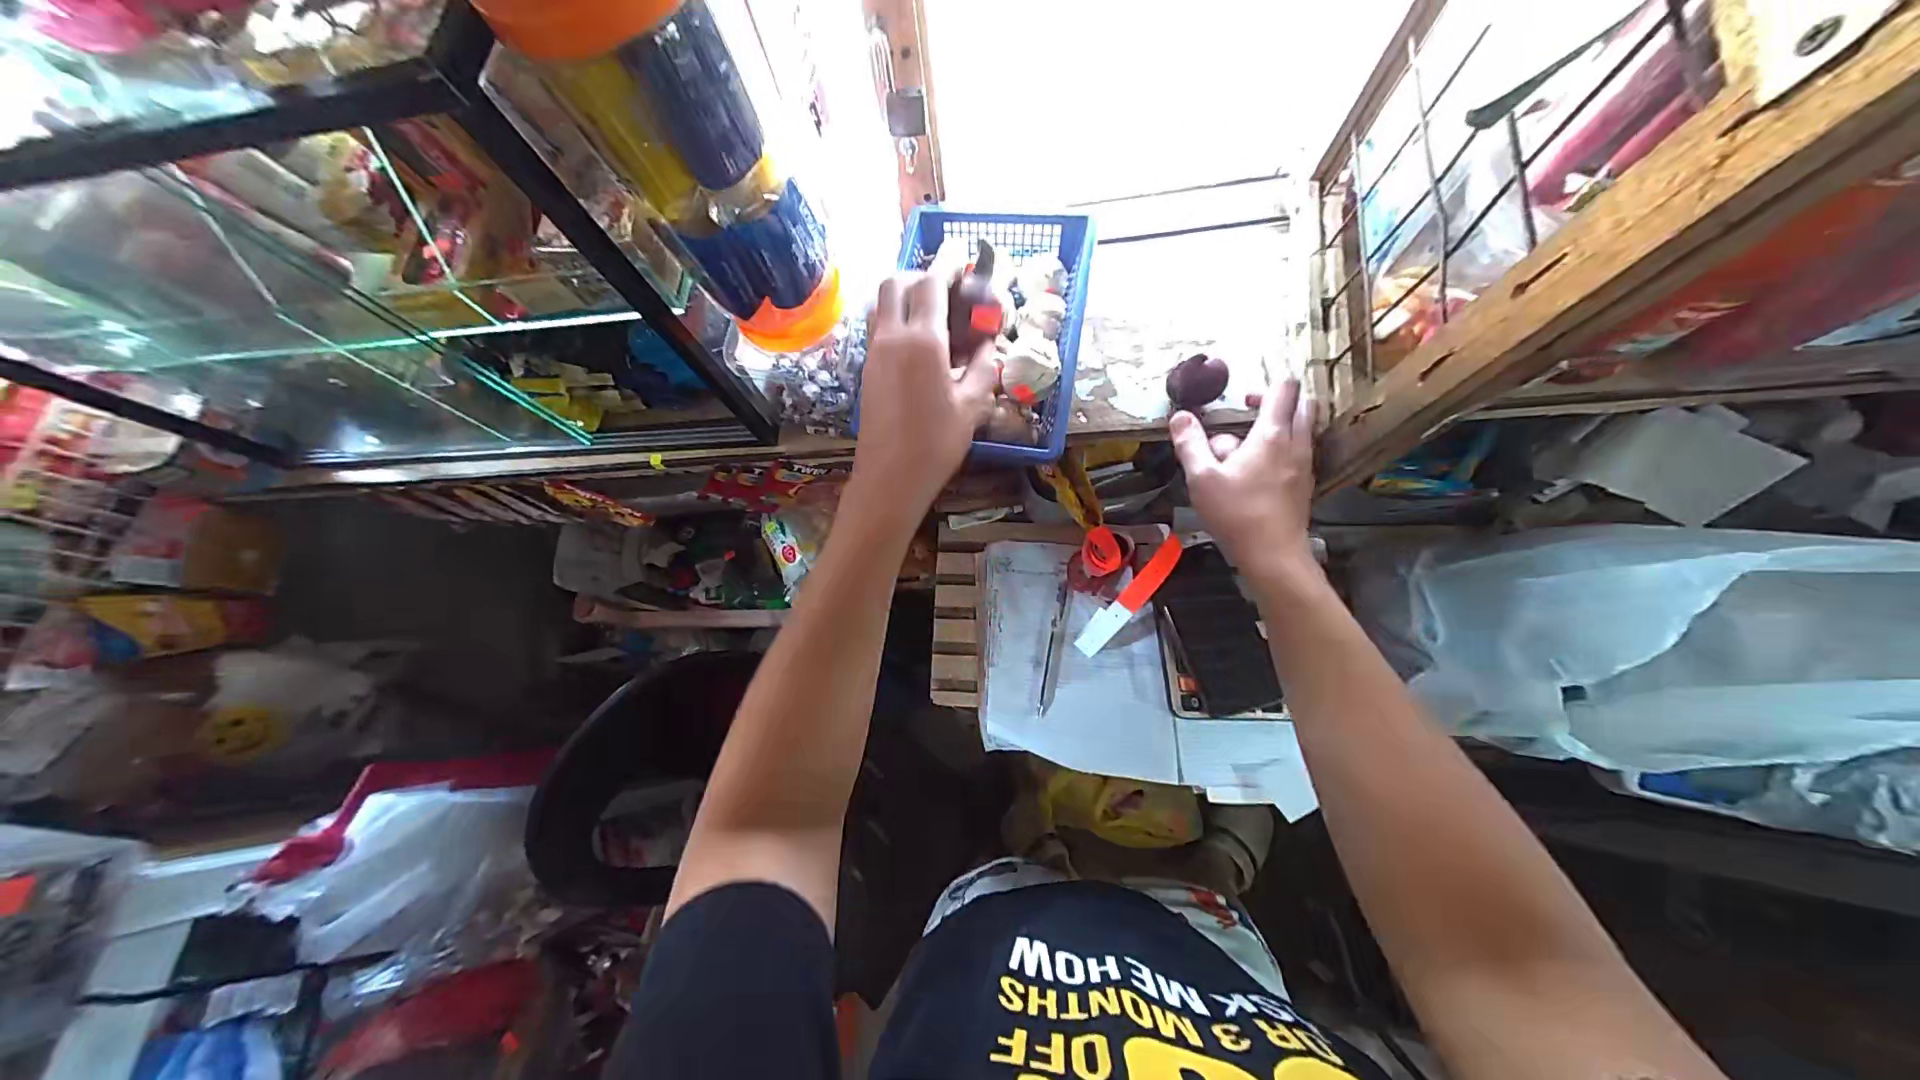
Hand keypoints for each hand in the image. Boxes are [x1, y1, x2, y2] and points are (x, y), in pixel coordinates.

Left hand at [852, 271, 996, 510]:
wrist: (890, 478)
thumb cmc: (936, 443)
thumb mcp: (973, 406)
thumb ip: (985, 367)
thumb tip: (989, 345)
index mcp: (922, 340)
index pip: (930, 283)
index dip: (947, 264)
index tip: (961, 255)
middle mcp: (891, 337)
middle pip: (895, 282)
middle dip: (919, 274)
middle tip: (944, 287)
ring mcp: (873, 353)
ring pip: (881, 304)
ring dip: (903, 295)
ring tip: (930, 313)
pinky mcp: (866, 370)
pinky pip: (878, 328)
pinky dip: (895, 320)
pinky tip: (917, 344)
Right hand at [1168, 378, 1319, 583]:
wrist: (1274, 554)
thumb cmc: (1237, 513)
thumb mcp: (1202, 477)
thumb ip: (1190, 444)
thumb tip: (1180, 416)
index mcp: (1272, 435)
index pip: (1284, 389)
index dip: (1265, 385)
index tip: (1242, 399)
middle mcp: (1296, 444)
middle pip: (1301, 405)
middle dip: (1276, 403)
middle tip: (1247, 415)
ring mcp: (1305, 465)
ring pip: (1300, 431)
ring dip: (1278, 429)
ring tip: (1245, 448)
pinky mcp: (1305, 484)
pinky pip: (1297, 454)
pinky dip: (1280, 452)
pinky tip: (1255, 474)